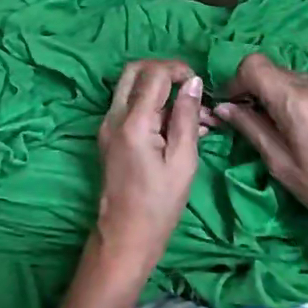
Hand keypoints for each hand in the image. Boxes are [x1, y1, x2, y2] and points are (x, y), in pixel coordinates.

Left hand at [95, 58, 204, 268]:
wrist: (124, 237)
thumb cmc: (159, 204)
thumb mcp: (182, 161)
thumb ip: (186, 117)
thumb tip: (193, 83)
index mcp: (132, 122)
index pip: (154, 74)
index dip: (179, 70)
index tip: (200, 85)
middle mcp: (114, 116)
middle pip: (135, 70)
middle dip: (165, 71)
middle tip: (191, 87)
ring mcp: (108, 125)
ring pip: (131, 86)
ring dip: (160, 88)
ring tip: (194, 113)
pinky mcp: (110, 136)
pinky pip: (130, 106)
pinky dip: (153, 105)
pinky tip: (181, 125)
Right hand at [216, 54, 307, 256]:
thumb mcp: (284, 168)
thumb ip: (253, 130)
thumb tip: (225, 108)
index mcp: (300, 104)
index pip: (255, 65)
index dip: (239, 81)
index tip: (237, 105)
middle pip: (281, 73)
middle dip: (265, 92)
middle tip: (264, 123)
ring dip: (295, 98)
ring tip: (301, 132)